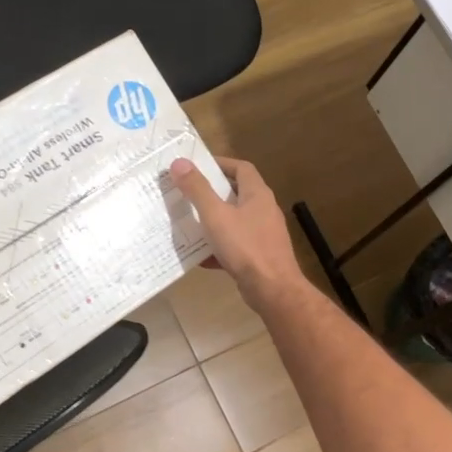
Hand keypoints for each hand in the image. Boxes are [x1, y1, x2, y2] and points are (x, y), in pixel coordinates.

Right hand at [171, 157, 306, 304]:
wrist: (272, 289)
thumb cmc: (245, 246)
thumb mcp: (216, 215)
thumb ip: (197, 189)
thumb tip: (179, 162)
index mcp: (258, 194)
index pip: (241, 168)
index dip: (220, 164)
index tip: (197, 167)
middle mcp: (264, 210)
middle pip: (237, 193)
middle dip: (212, 193)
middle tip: (187, 194)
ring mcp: (263, 234)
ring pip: (235, 221)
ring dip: (213, 221)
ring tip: (189, 222)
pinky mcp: (259, 256)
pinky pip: (235, 245)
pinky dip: (218, 248)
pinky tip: (200, 256)